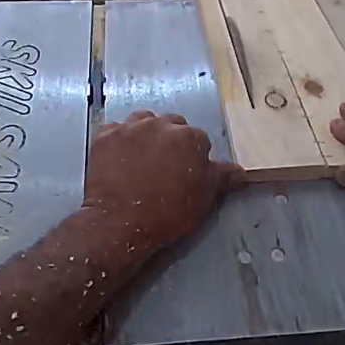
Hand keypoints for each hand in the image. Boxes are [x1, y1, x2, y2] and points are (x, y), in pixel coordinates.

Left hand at [85, 111, 239, 255]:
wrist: (120, 223)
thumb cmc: (167, 213)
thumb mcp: (203, 198)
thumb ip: (221, 177)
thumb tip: (239, 170)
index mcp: (190, 137)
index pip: (199, 139)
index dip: (194, 157)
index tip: (187, 173)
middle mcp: (160, 124)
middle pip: (172, 125)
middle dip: (171, 140)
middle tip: (165, 166)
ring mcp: (130, 128)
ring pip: (144, 121)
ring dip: (147, 134)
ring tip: (143, 158)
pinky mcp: (105, 135)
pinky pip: (117, 129)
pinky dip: (121, 139)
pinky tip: (121, 157)